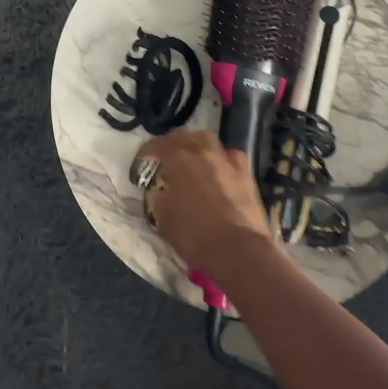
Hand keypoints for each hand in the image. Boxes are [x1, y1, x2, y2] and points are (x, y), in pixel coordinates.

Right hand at [136, 129, 274, 271]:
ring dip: (195, 145)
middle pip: (183, 136)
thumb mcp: (164, 221)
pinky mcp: (245, 173)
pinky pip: (230, 155)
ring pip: (207, 139)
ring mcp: (226, 160)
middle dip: (170, 144)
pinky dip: (221, 158)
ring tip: (191, 158)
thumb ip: (159, 199)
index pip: (157, 144)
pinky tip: (220, 168)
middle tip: (165, 160)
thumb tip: (162, 193)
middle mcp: (202, 152)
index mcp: (179, 160)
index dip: (146, 152)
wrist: (238, 251)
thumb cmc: (196, 237)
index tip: (142, 164)